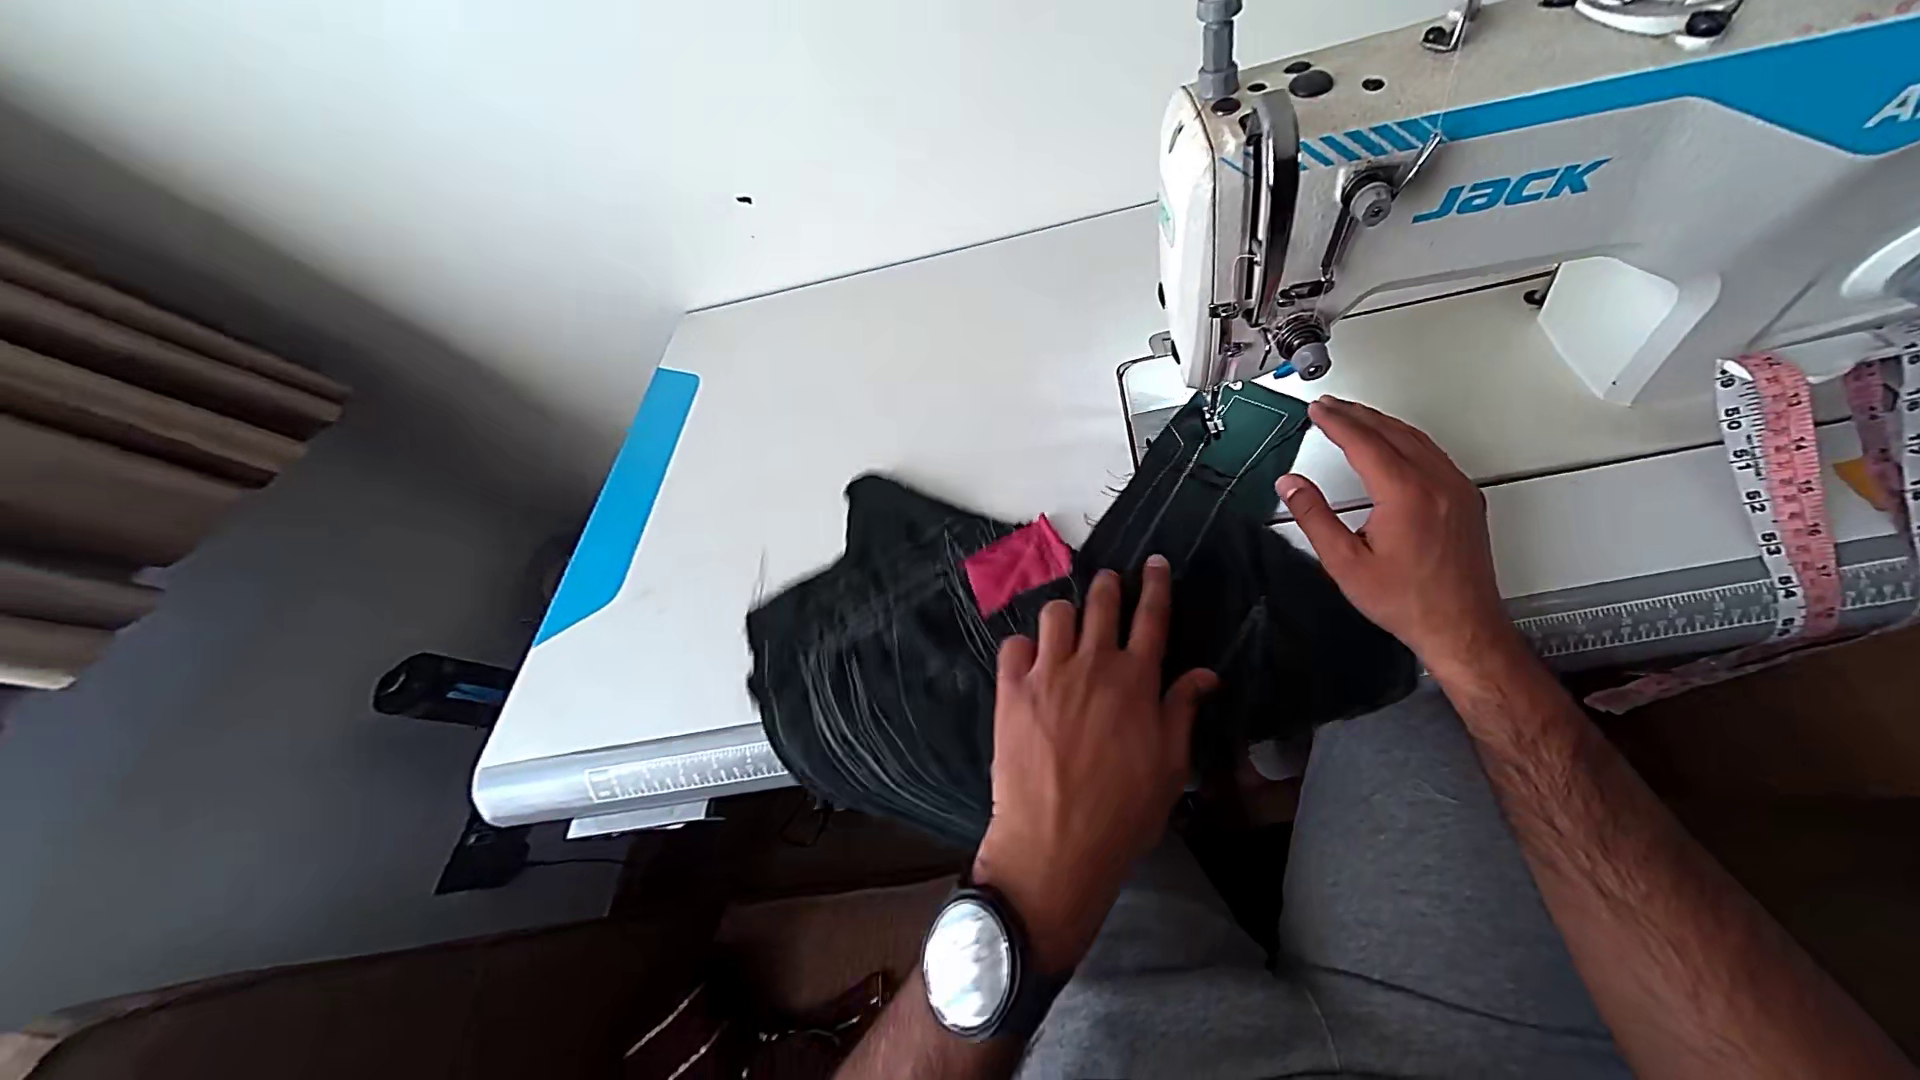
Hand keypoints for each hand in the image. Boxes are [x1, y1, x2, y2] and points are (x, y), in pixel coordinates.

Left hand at [973, 555, 1216, 972]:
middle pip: (1101, 603)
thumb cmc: (1123, 812)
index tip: (1155, 562)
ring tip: (1068, 629)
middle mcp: (1092, 665)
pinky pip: (1013, 645)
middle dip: (1109, 584)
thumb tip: (1206, 674)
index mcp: (1136, 681)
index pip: (1151, 617)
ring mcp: (1047, 674)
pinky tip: (1030, 662)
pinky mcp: (1011, 689)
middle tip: (1111, 582)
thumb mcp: (1170, 766)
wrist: (1055, 843)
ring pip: (1055, 614)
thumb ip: (1183, 710)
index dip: (1156, 584)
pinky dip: (1023, 647)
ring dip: (1066, 614)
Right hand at [1275, 396, 1522, 678]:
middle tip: (1329, 406)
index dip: (1336, 422)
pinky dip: (1405, 437)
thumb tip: (1291, 485)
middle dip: (1356, 414)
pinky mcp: (1466, 499)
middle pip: (1391, 431)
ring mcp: (1457, 490)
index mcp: (1406, 495)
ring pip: (1416, 438)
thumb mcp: (1344, 562)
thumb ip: (1313, 517)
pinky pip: (1433, 452)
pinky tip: (1393, 442)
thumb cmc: (1409, 601)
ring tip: (1354, 416)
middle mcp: (1438, 485)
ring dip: (1381, 422)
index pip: (1364, 442)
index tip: (1317, 410)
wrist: (1460, 626)